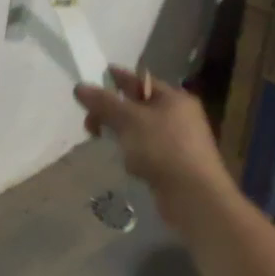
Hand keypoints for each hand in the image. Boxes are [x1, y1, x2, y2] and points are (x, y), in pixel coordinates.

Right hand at [75, 66, 233, 231]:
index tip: (95, 79)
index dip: (117, 78)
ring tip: (102, 140)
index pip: (140, 80)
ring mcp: (180, 142)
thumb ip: (103, 102)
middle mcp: (181, 116)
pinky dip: (133, 151)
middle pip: (138, 105)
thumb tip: (79, 86)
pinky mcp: (177, 165)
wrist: (195, 197)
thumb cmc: (162, 148)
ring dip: (120, 132)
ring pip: (141, 128)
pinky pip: (147, 149)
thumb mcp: (127, 119)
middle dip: (112, 110)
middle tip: (90, 121)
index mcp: (174, 99)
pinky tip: (124, 161)